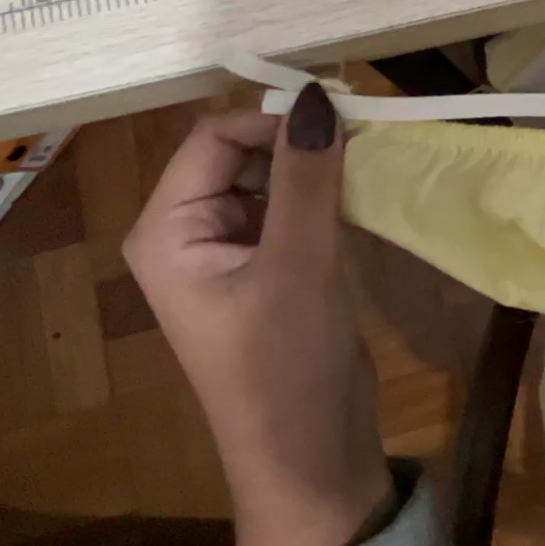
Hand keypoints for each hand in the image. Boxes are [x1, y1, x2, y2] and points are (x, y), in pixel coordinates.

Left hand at [123, 84, 392, 545]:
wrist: (310, 448)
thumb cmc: (285, 362)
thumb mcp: (298, 265)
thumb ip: (307, 179)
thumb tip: (318, 97)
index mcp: (169, 230)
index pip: (214, 139)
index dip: (276, 120)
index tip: (347, 120)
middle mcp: (194, 231)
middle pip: (244, 152)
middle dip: (302, 139)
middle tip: (369, 138)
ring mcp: (238, 250)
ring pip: (276, 177)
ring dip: (321, 165)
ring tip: (374, 163)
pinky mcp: (277, 265)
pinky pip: (298, 207)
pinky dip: (331, 192)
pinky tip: (368, 194)